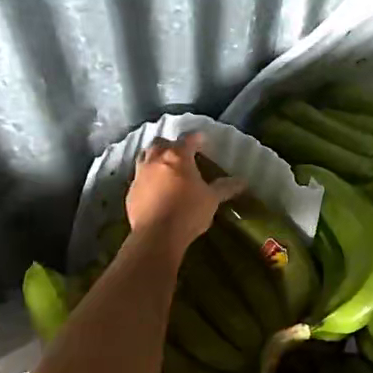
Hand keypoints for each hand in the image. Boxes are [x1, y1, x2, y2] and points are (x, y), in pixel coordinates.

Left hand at [126, 133, 244, 254]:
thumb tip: (242, 181)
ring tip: (165, 168)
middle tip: (181, 154)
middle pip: (161, 143)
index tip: (203, 139)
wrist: (157, 235)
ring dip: (155, 158)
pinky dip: (148, 178)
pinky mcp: (131, 192)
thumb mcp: (212, 199)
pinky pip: (139, 178)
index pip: (188, 139)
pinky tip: (155, 189)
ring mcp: (140, 175)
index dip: (197, 137)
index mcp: (177, 157)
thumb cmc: (188, 212)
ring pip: (145, 157)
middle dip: (171, 145)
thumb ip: (225, 188)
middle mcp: (155, 160)